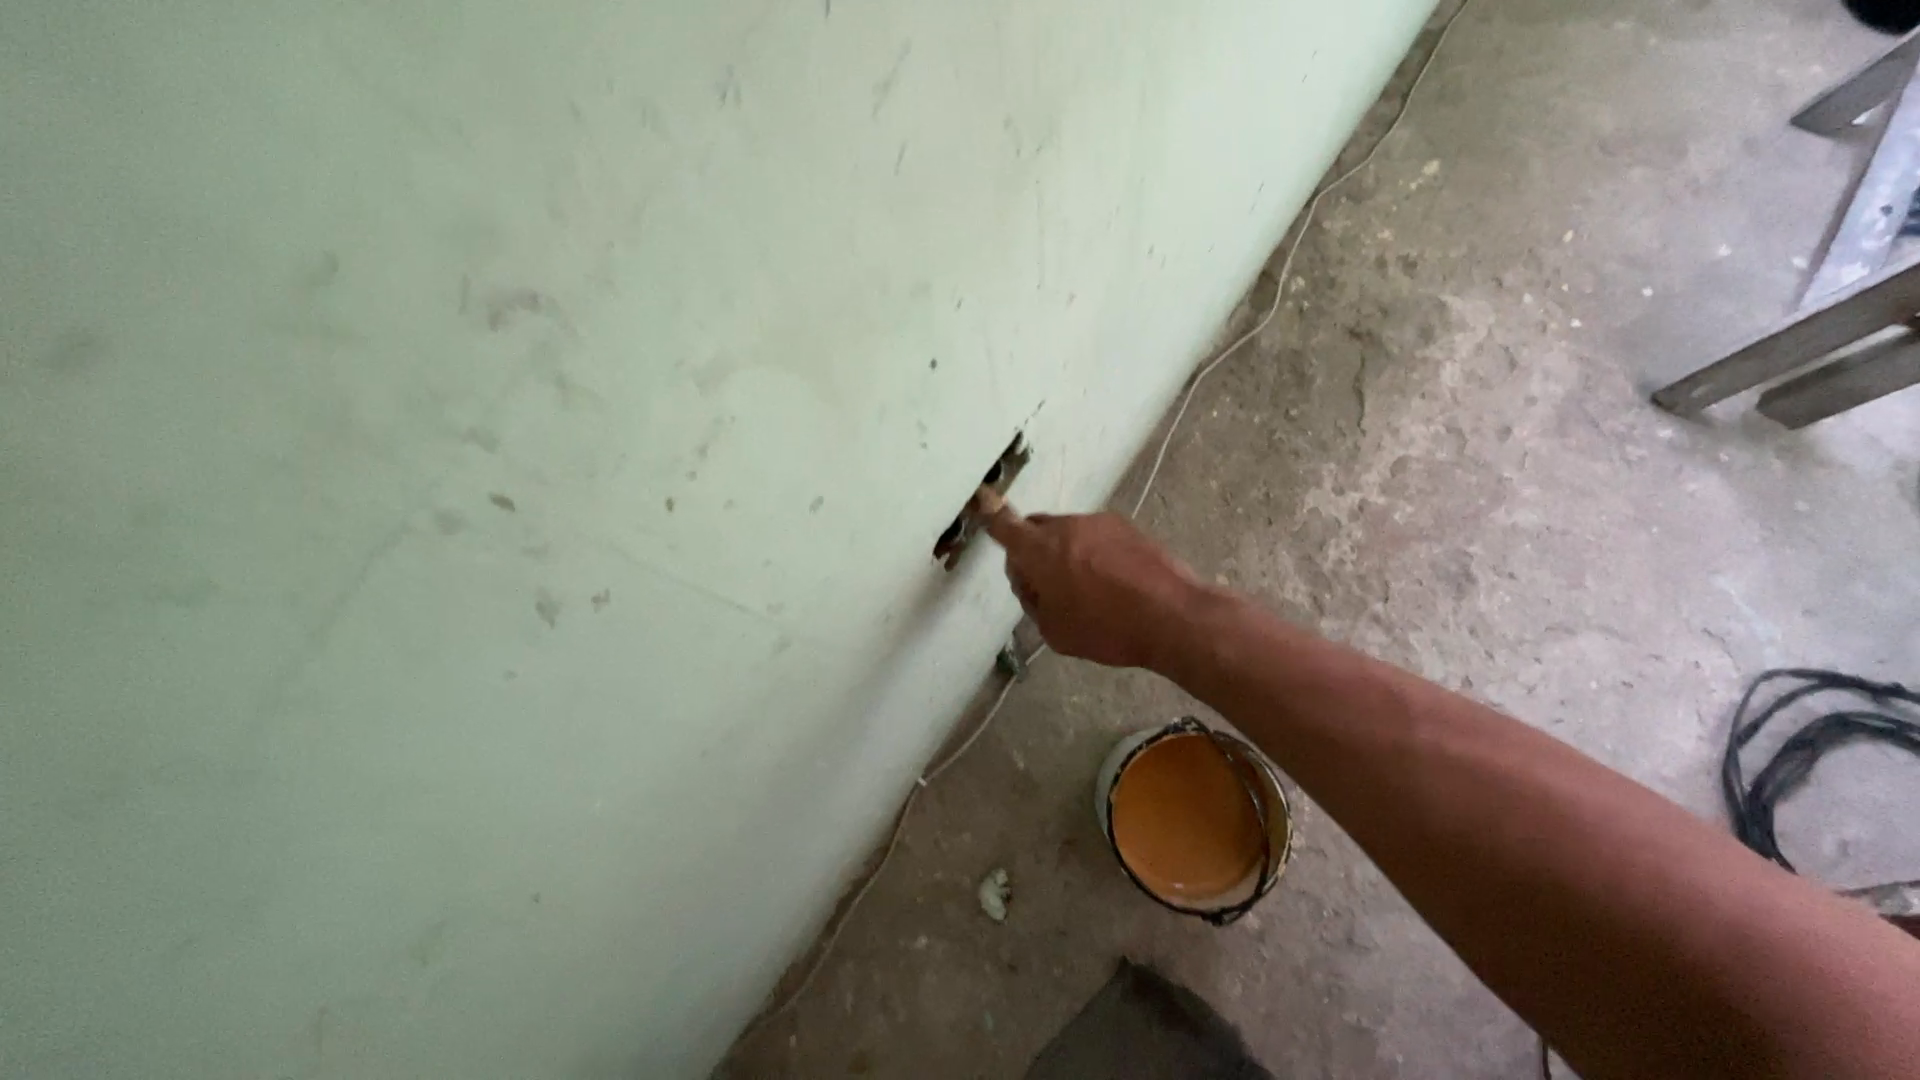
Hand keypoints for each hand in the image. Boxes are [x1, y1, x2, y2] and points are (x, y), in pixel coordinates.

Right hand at [976, 488, 1207, 669]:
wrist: (1173, 616)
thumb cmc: (1106, 628)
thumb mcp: (1053, 629)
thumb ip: (1033, 600)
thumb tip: (1033, 581)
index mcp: (1040, 550)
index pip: (1005, 527)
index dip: (990, 515)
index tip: (981, 498)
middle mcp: (1067, 526)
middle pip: (1036, 530)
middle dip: (1033, 552)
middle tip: (1046, 588)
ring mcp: (1100, 523)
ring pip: (1068, 535)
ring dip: (1066, 555)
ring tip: (1088, 593)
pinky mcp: (1127, 528)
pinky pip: (1096, 538)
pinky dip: (1094, 555)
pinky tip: (1112, 585)